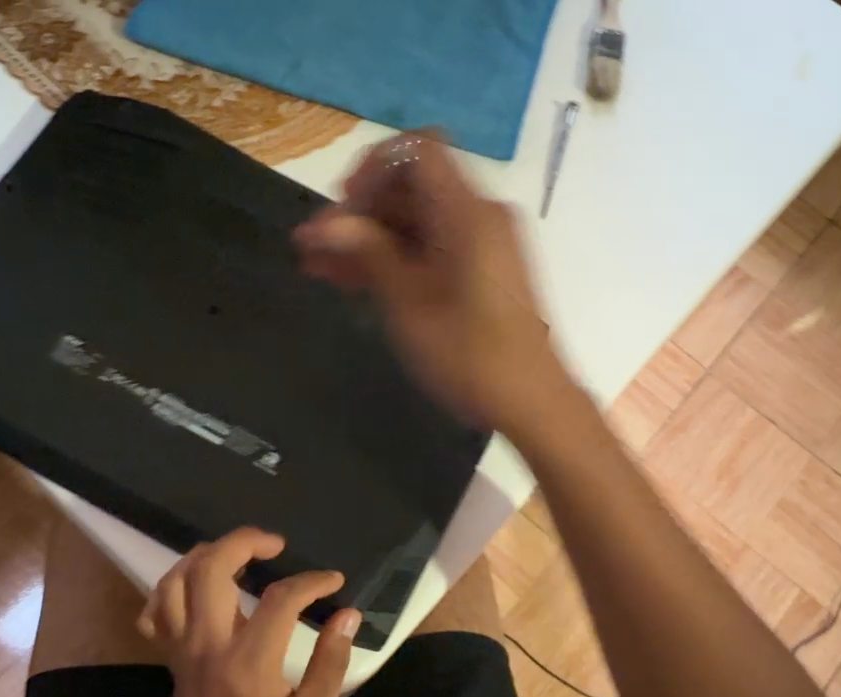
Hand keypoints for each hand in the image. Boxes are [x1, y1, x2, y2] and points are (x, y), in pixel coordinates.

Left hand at [136, 527, 359, 696]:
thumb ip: (330, 664)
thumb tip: (348, 616)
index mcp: (248, 662)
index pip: (280, 598)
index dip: (312, 582)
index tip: (334, 583)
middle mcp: (208, 645)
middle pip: (211, 569)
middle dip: (244, 542)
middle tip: (275, 544)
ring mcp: (182, 650)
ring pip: (175, 581)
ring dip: (204, 556)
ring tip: (236, 553)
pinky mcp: (171, 660)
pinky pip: (156, 612)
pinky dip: (171, 589)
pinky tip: (195, 588)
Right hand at [292, 133, 576, 436]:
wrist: (529, 401)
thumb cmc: (469, 356)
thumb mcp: (408, 306)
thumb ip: (368, 255)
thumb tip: (324, 224)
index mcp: (467, 212)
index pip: (417, 150)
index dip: (372, 169)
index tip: (341, 207)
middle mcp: (477, 214)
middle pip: (410, 187)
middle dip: (358, 212)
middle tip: (311, 248)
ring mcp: (479, 243)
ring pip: (413, 221)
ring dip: (365, 240)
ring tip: (315, 267)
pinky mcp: (477, 270)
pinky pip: (427, 248)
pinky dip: (391, 259)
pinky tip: (347, 280)